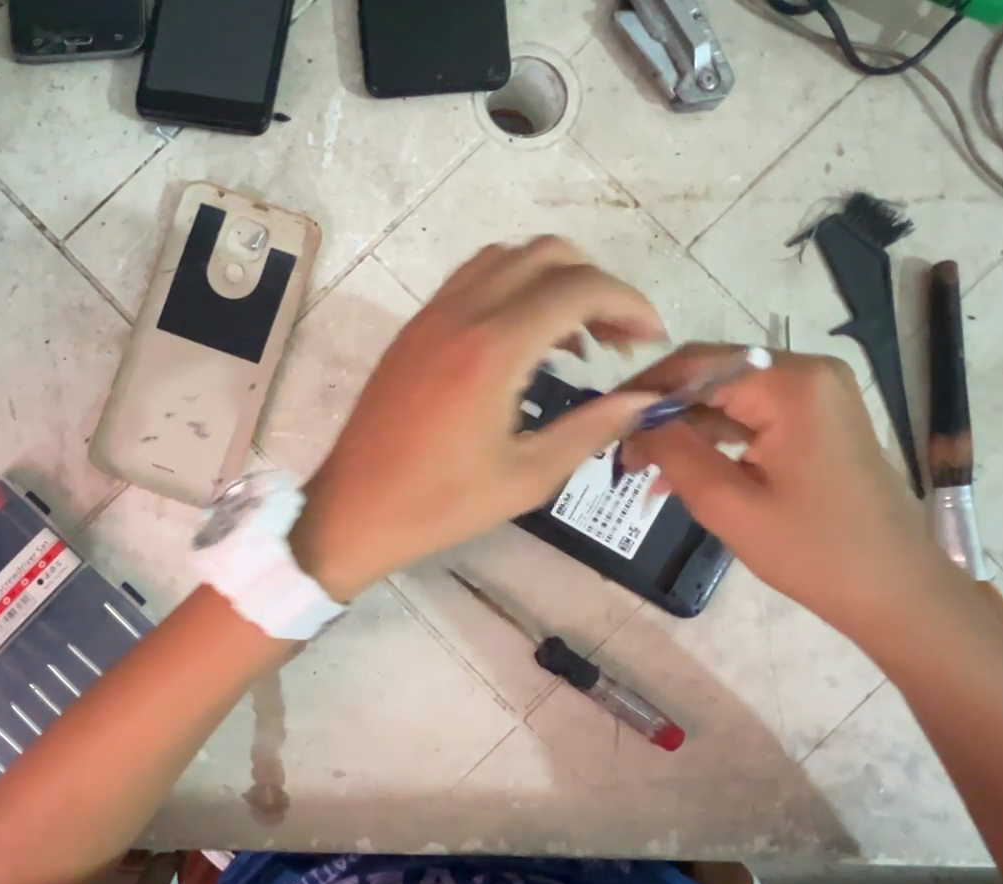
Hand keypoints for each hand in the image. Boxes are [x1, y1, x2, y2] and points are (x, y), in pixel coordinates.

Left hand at [291, 238, 666, 600]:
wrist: (352, 511)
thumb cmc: (438, 505)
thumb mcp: (527, 477)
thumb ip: (591, 429)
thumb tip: (645, 400)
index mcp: (492, 348)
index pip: (579, 287)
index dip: (629, 303)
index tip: (650, 339)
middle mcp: (460, 314)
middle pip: (546, 254)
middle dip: (594, 285)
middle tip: (615, 340)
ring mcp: (428, 317)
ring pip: (504, 258)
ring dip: (549, 282)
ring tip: (572, 342)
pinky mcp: (410, 331)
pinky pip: (469, 282)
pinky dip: (509, 291)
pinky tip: (521, 345)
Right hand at [621, 344, 951, 636]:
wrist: (894, 588)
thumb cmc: (812, 550)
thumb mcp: (727, 503)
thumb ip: (673, 451)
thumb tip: (630, 420)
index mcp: (791, 384)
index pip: (694, 364)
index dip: (641, 391)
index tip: (601, 425)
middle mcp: (806, 374)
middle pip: (708, 376)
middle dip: (658, 412)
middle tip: (618, 454)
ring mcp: (815, 396)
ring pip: (723, 397)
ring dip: (680, 429)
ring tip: (639, 468)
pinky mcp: (814, 420)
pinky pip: (747, 416)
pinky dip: (710, 440)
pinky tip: (676, 473)